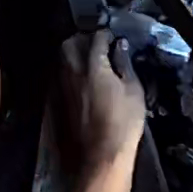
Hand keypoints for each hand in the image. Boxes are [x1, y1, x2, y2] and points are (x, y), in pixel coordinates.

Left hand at [61, 30, 145, 174]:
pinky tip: (82, 79)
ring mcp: (63, 87)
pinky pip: (61, 76)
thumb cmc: (124, 122)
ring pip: (62, 60)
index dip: (106, 34)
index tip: (114, 37)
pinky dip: (70, 71)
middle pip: (69, 44)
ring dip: (74, 54)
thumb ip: (124, 64)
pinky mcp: (58, 101)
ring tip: (90, 61)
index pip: (95, 39)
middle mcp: (73, 72)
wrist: (100, 157)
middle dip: (82, 39)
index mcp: (93, 66)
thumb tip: (119, 46)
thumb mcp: (133, 90)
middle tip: (97, 45)